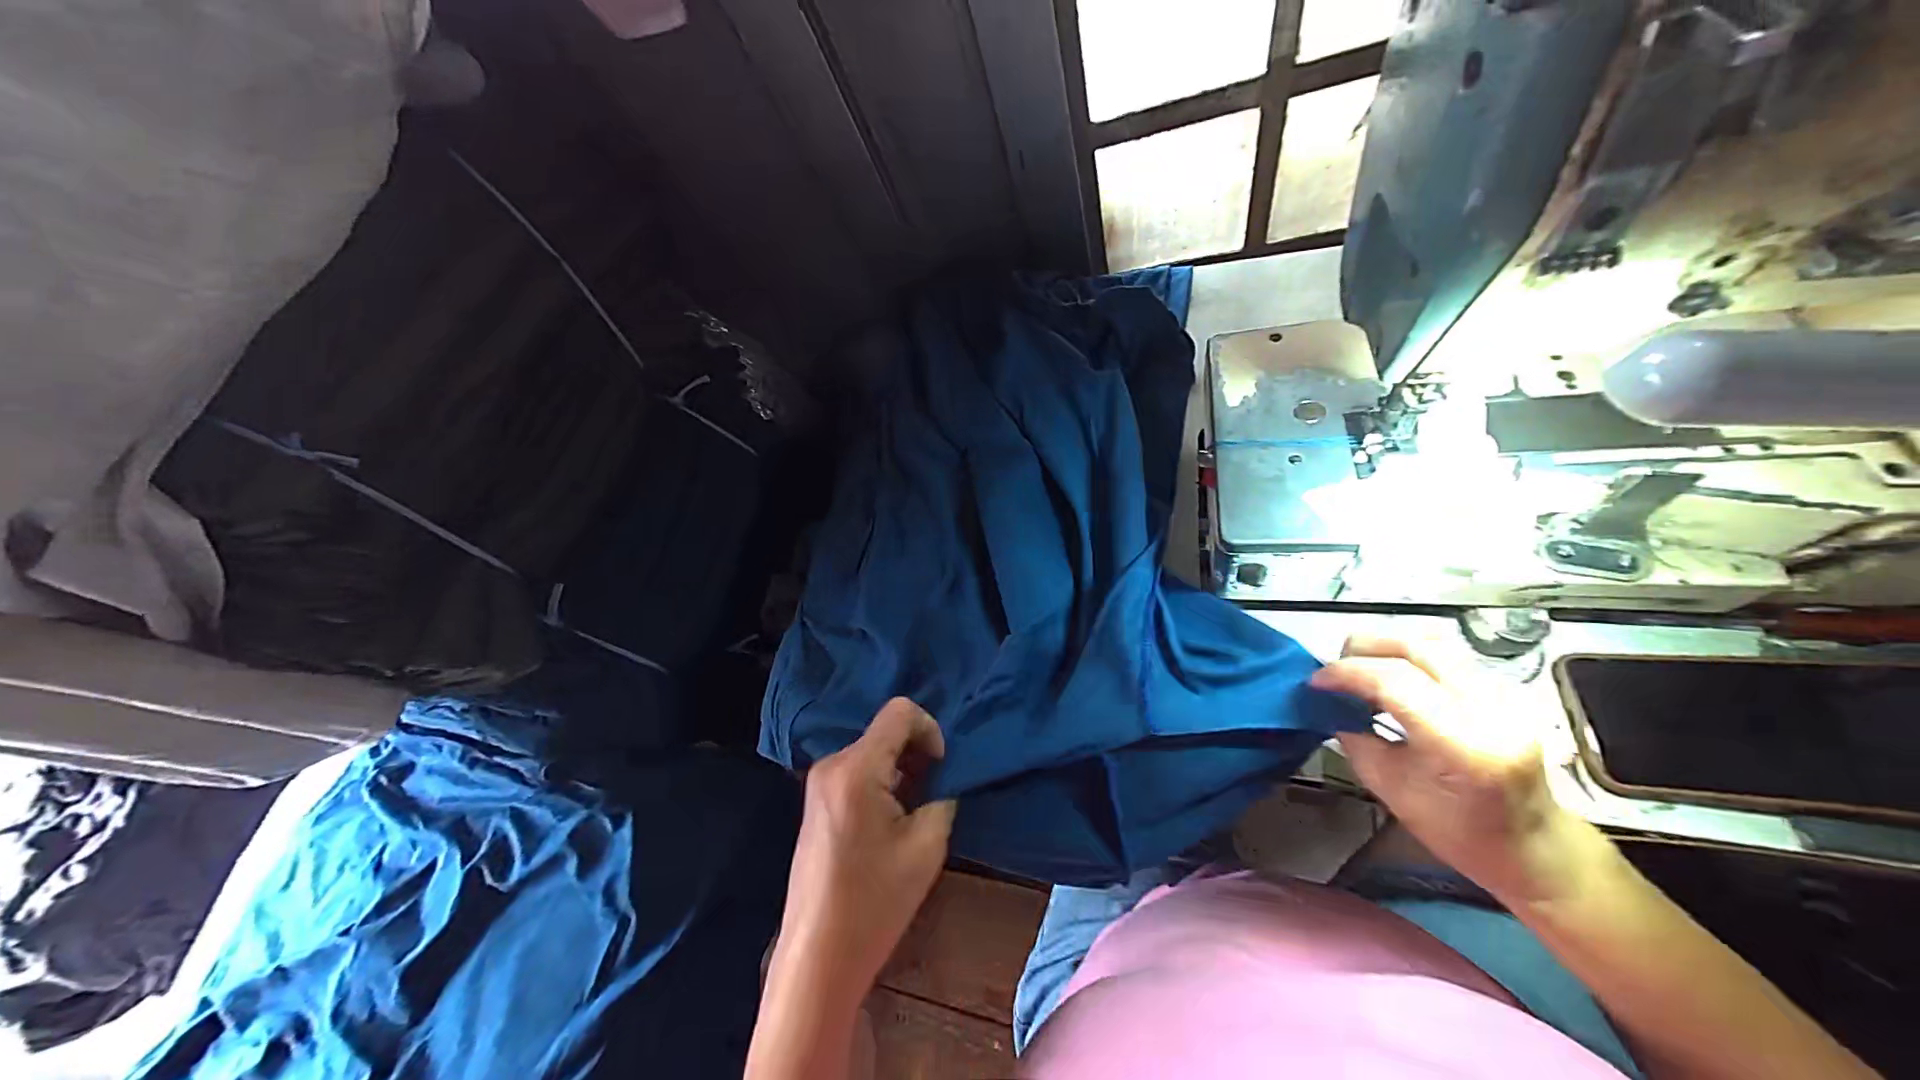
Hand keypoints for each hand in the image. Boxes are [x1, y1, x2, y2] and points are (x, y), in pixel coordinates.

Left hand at [774, 698, 957, 993]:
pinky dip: (881, 783)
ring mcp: (818, 783)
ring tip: (913, 815)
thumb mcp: (927, 845)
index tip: (942, 770)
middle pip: (885, 731)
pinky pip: (857, 771)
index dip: (931, 731)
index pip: (900, 711)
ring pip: (873, 752)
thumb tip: (941, 777)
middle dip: (916, 755)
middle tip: (933, 795)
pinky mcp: (816, 801)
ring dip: (900, 772)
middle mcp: (831, 764)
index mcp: (856, 768)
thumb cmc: (875, 902)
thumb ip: (942, 795)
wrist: (819, 954)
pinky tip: (889, 824)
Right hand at [1311, 635, 1580, 903]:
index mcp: (1462, 744)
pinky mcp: (1506, 690)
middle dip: (1364, 649)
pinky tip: (1394, 679)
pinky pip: (1449, 656)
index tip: (1315, 681)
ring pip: (1434, 643)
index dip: (1346, 673)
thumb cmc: (1459, 832)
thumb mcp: (1390, 789)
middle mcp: (1490, 710)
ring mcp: (1505, 696)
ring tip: (1362, 669)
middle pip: (1416, 647)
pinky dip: (1410, 658)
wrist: (1534, 848)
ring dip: (1388, 649)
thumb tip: (1330, 702)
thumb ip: (1357, 738)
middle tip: (1335, 669)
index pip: (1394, 680)